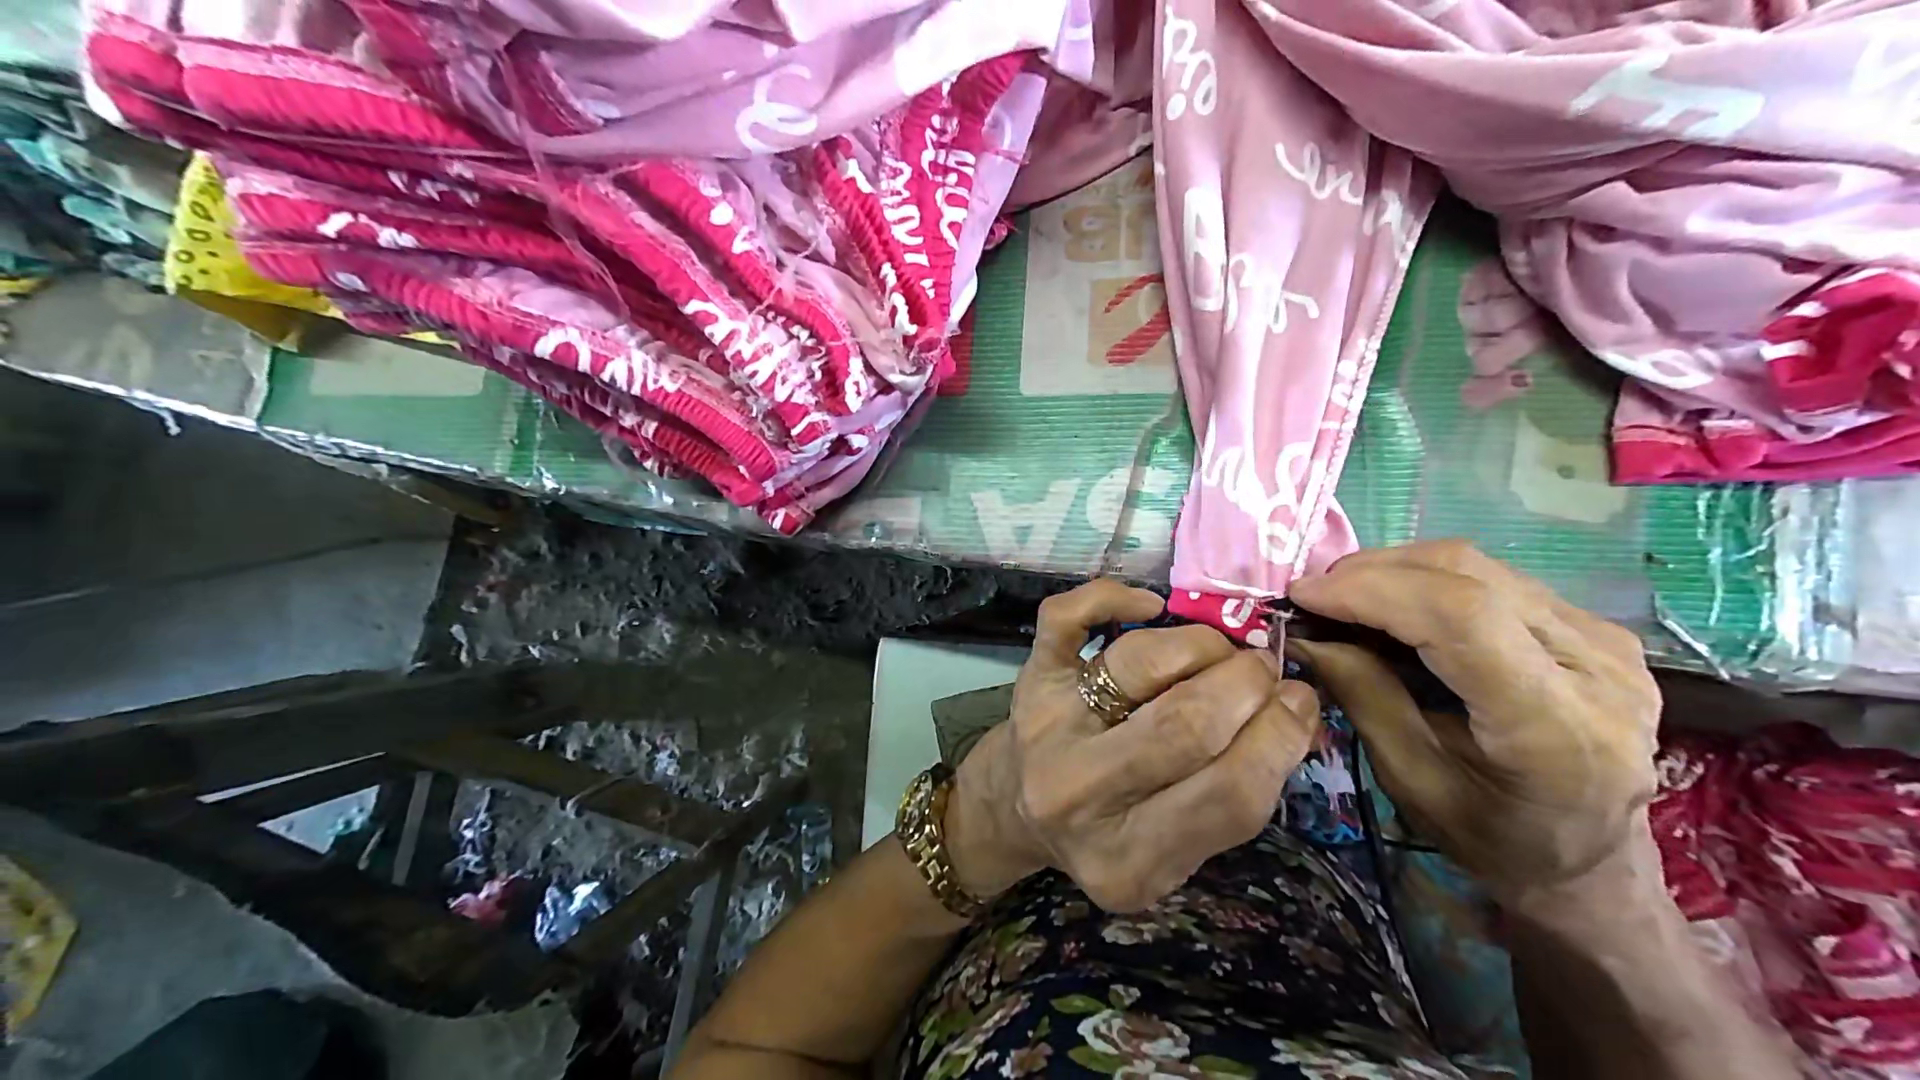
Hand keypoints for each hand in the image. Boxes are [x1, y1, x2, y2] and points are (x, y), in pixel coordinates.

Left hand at [942, 580, 1321, 912]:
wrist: (1016, 807)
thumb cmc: (1107, 829)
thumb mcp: (1170, 847)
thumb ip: (1231, 795)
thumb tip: (1300, 714)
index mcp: (1128, 860)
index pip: (1230, 796)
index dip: (1279, 738)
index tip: (1300, 700)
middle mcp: (1080, 794)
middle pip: (1186, 723)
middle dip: (1246, 686)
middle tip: (1265, 669)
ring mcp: (1048, 728)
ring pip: (1138, 662)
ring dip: (1200, 645)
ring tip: (1222, 650)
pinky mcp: (1029, 678)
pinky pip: (1066, 619)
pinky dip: (1109, 597)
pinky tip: (1150, 604)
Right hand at [1285, 541, 1661, 902]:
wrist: (1591, 859)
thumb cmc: (1492, 837)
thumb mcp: (1411, 780)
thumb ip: (1364, 696)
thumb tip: (1305, 635)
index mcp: (1554, 726)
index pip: (1461, 618)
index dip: (1372, 592)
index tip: (1303, 595)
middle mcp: (1596, 670)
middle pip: (1468, 576)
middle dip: (1373, 573)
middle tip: (1314, 595)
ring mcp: (1604, 641)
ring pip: (1477, 566)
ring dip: (1394, 569)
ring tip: (1344, 597)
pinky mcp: (1593, 627)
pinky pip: (1492, 578)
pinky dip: (1425, 579)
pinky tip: (1393, 604)